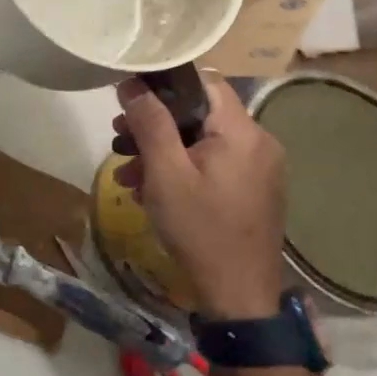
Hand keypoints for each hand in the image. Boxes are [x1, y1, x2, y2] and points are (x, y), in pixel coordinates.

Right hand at [112, 72, 286, 318]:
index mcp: (241, 131)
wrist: (238, 292)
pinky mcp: (252, 190)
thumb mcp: (165, 173)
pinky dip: (180, 170)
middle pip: (198, 114)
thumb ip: (150, 123)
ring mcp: (258, 168)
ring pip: (201, 142)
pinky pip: (211, 164)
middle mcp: (257, 142)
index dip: (163, 84)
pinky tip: (152, 191)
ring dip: (161, 151)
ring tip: (128, 174)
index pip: (202, 83)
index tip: (128, 98)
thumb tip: (133, 84)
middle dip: (154, 125)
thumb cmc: (200, 227)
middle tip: (118, 141)